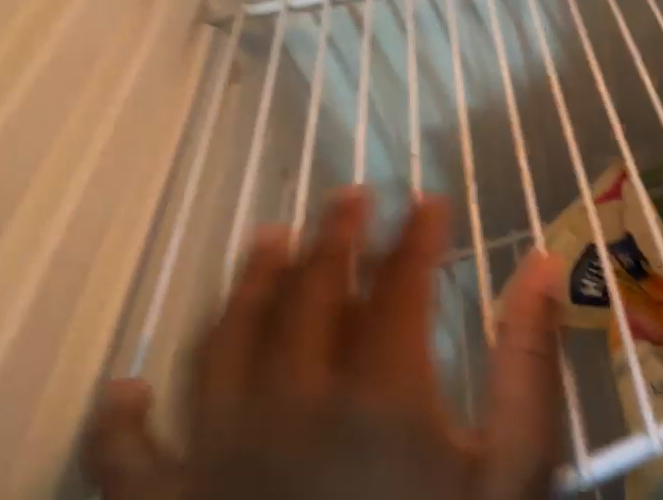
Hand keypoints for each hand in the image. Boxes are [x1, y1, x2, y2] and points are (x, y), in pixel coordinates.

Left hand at [85, 190, 565, 499]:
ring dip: (247, 285)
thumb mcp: (515, 464)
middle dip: (336, 238)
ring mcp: (220, 463)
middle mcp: (290, 410)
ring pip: (225, 348)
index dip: (416, 236)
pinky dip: (120, 423)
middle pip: (310, 298)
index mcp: (380, 397)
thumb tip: (542, 265)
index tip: (432, 200)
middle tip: (351, 196)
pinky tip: (123, 389)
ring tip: (268, 239)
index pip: (398, 286)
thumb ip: (528, 362)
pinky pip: (129, 461)